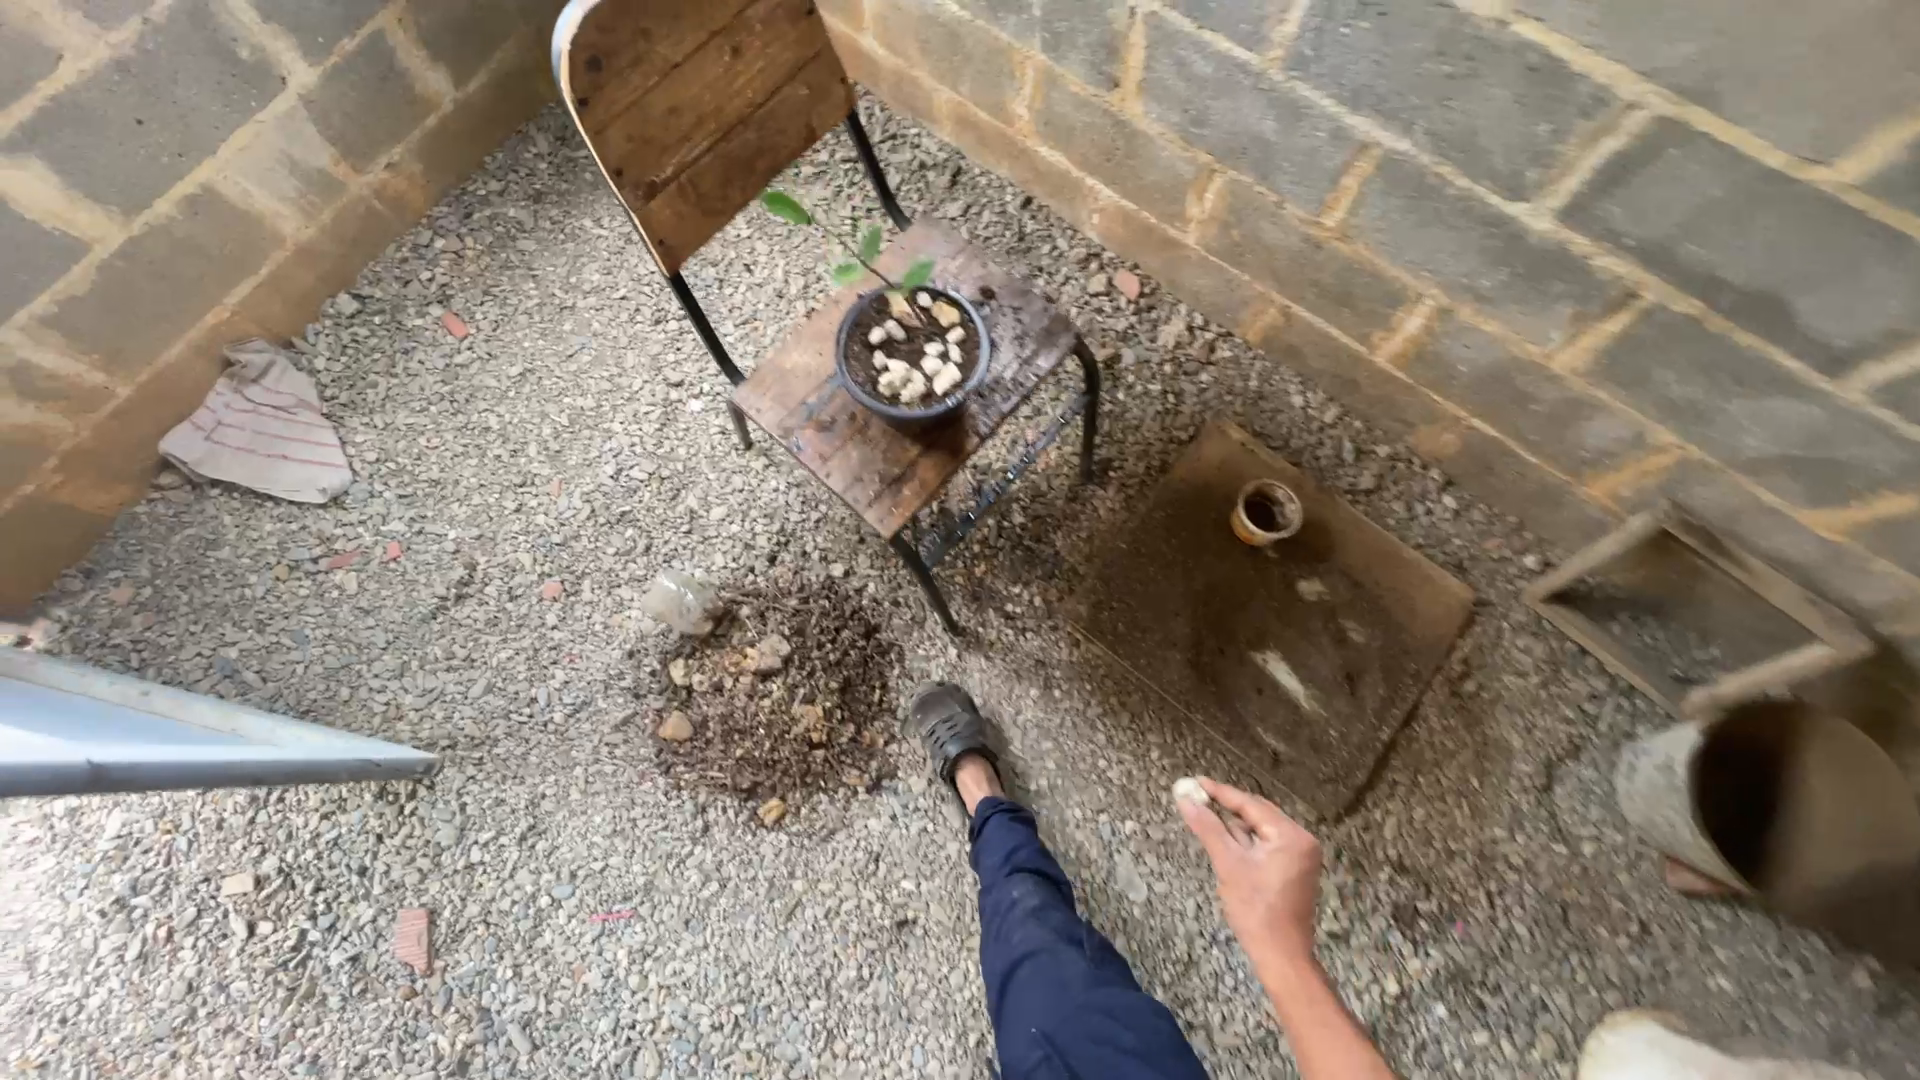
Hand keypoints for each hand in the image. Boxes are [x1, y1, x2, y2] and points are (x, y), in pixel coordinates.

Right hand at [1176, 776, 1322, 963]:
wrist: (1281, 956)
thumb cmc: (1255, 910)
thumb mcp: (1228, 864)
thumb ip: (1208, 827)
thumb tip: (1185, 799)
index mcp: (1291, 836)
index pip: (1250, 805)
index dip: (1220, 792)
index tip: (1195, 782)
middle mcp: (1302, 840)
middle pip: (1258, 813)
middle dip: (1228, 809)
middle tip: (1198, 799)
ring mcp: (1302, 856)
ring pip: (1261, 829)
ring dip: (1236, 827)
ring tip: (1210, 822)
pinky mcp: (1296, 869)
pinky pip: (1267, 844)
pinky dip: (1247, 842)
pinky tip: (1229, 846)